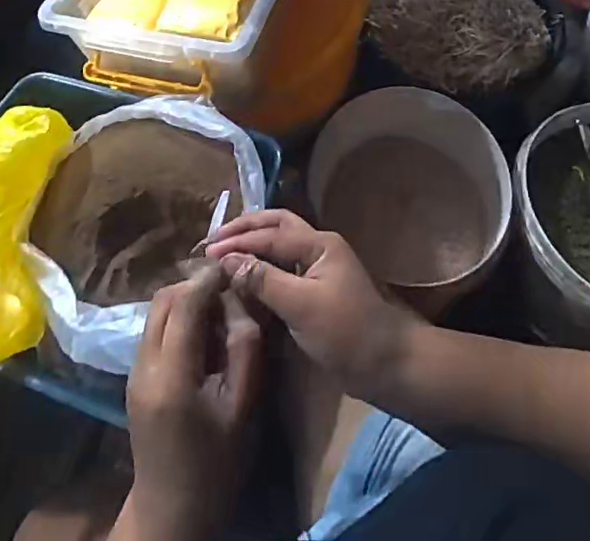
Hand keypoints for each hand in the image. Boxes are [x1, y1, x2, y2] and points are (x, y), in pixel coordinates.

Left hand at [119, 267, 263, 540]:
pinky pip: (156, 329)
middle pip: (163, 300)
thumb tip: (238, 297)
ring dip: (187, 297)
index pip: (183, 303)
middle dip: (196, 282)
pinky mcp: (135, 377)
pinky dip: (179, 315)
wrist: (172, 510)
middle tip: (231, 285)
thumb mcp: (244, 402)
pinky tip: (204, 329)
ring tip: (221, 305)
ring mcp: (134, 372)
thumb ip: (244, 345)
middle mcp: (143, 367)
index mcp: (171, 376)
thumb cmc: (218, 459)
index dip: (209, 277)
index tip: (236, 264)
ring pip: (156, 311)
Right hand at [206, 209, 420, 396]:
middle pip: (277, 226)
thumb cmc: (345, 331)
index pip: (270, 235)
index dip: (237, 242)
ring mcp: (319, 267)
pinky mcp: (317, 289)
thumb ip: (264, 280)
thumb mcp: (301, 305)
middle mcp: (319, 247)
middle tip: (212, 240)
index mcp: (319, 244)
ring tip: (223, 252)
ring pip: (281, 244)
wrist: (385, 362)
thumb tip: (227, 260)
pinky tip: (244, 275)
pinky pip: (284, 266)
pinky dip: (262, 264)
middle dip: (245, 229)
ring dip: (253, 243)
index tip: (205, 252)